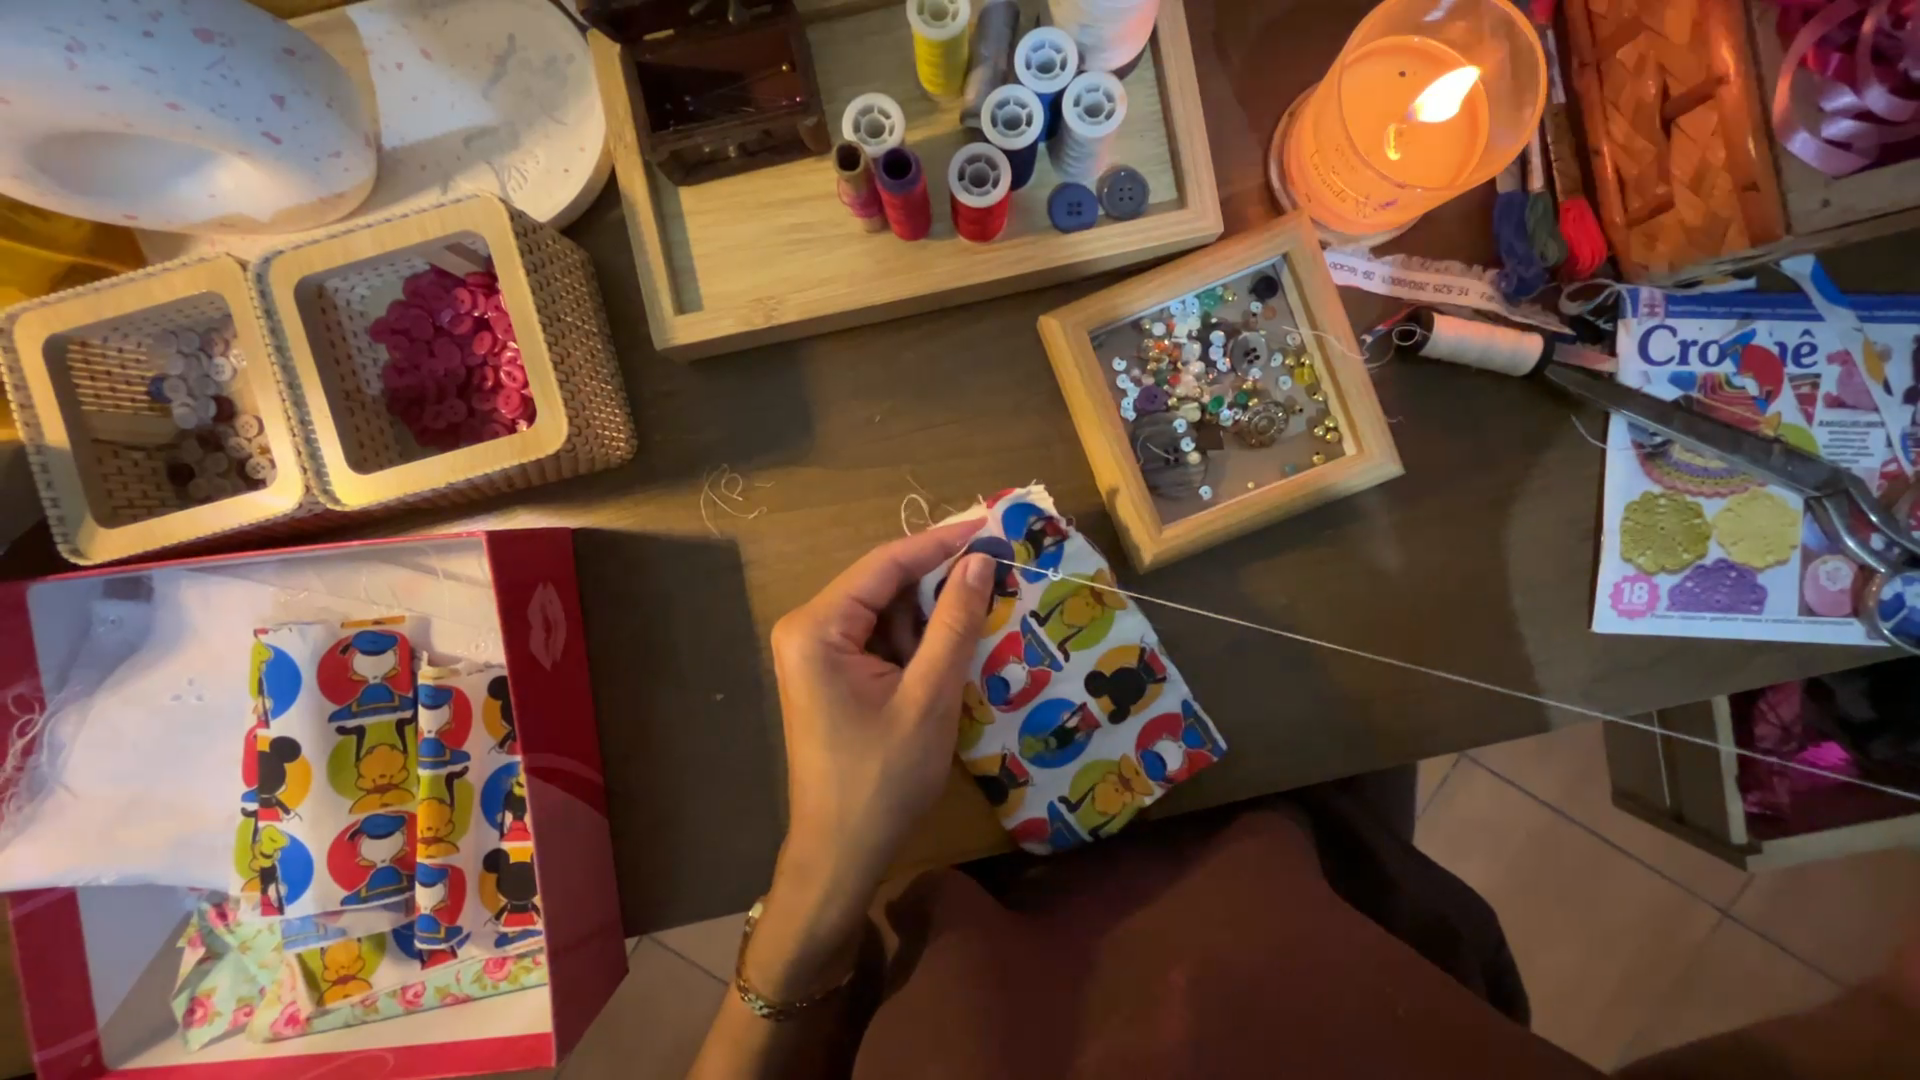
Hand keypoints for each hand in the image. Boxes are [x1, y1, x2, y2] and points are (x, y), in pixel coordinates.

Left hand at [752, 522, 991, 994]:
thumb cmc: (882, 780)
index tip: (989, 523)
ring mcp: (817, 653)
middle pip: (883, 584)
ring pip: (886, 611)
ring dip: (933, 610)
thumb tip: (979, 561)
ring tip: (990, 595)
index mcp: (817, 628)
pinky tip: (960, 639)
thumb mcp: (928, 698)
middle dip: (939, 576)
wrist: (841, 854)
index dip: (940, 542)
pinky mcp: (833, 675)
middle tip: (998, 559)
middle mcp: (808, 629)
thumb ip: (953, 625)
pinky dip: (919, 639)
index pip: (884, 565)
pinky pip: (881, 639)